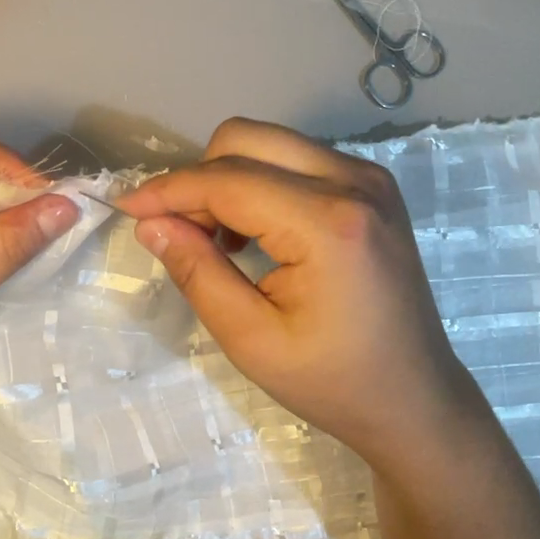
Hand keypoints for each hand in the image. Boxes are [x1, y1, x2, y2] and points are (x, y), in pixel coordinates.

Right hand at [116, 118, 475, 451]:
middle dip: (199, 179)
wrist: (413, 399)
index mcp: (328, 224)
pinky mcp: (372, 188)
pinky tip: (256, 236)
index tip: (126, 209)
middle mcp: (355, 182)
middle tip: (182, 235)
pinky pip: (296, 160)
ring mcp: (370, 179)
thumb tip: (151, 224)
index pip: (227, 180)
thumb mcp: (250, 339)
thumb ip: (197, 273)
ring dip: (228, 181)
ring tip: (220, 243)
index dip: (168, 191)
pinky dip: (259, 184)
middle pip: (246, 139)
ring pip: (270, 144)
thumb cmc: (332, 382)